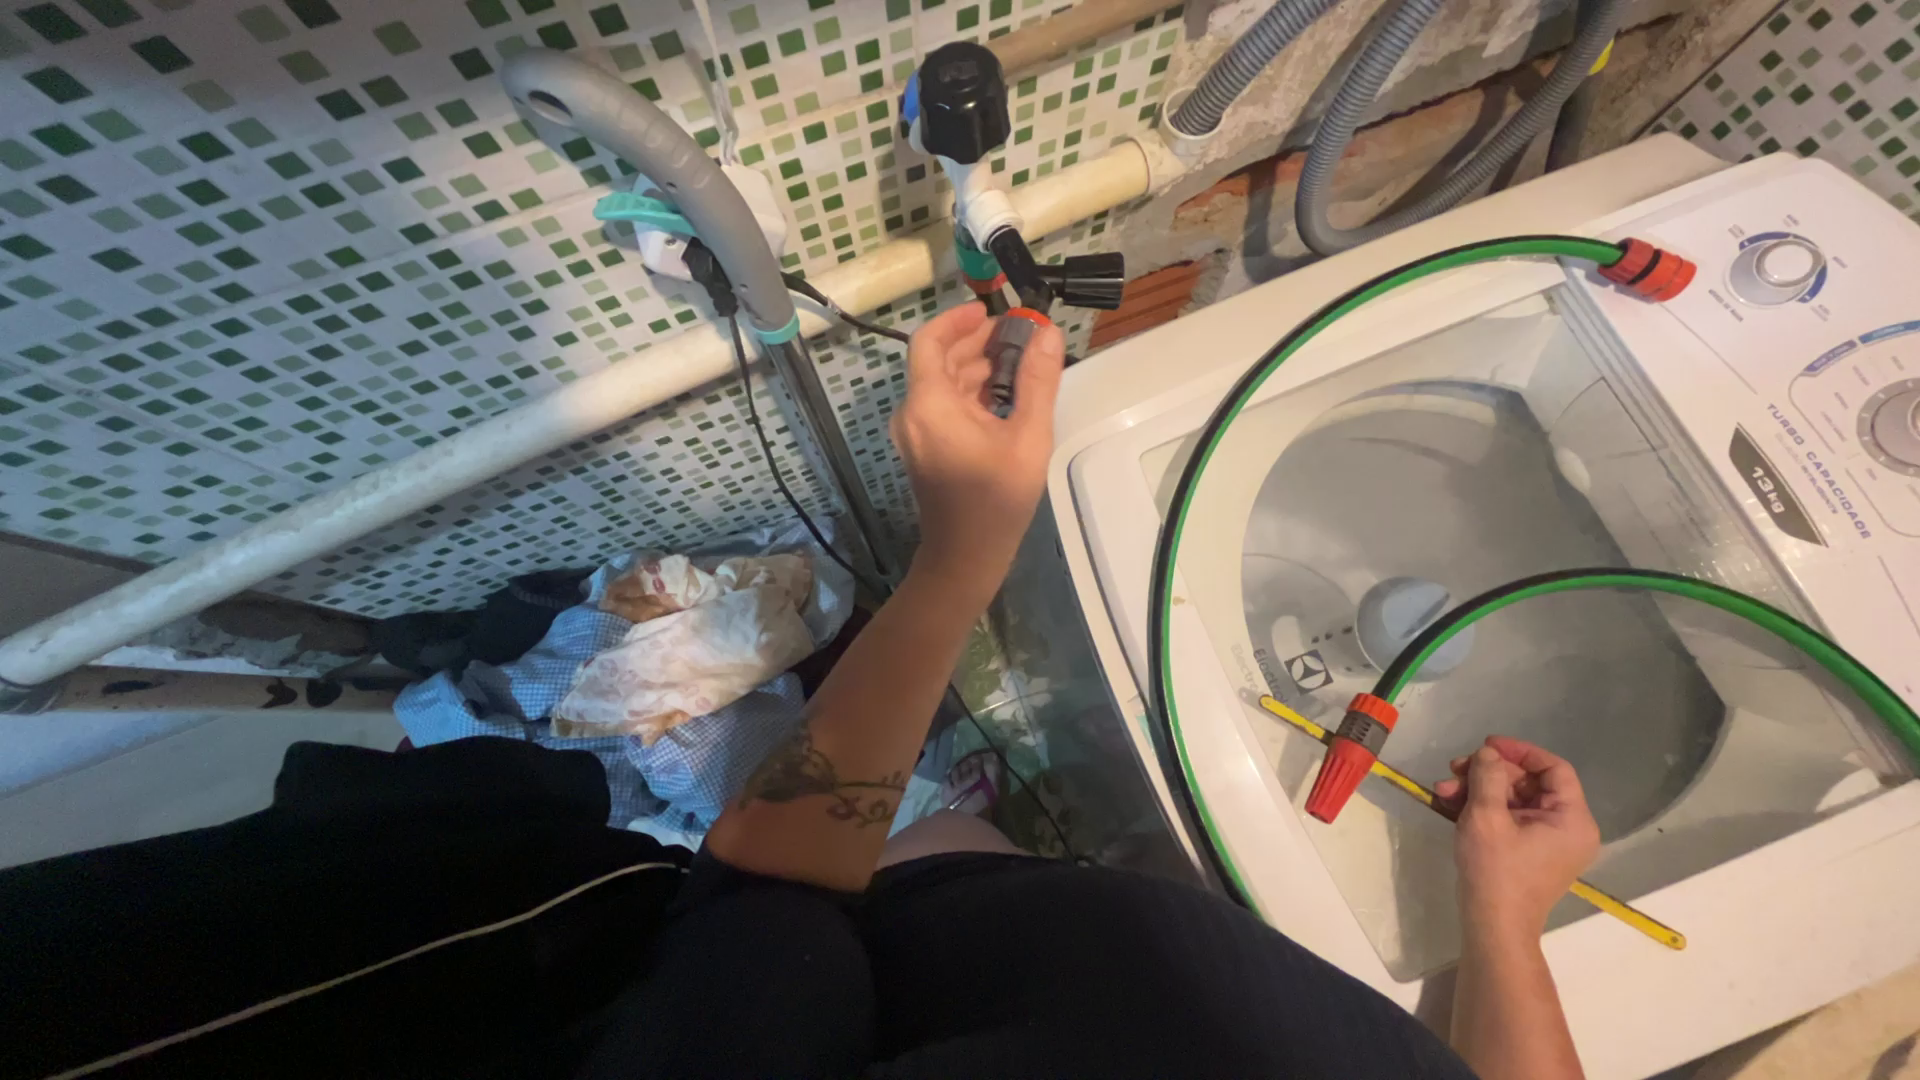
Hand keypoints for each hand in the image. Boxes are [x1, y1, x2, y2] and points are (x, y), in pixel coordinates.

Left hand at [892, 302, 1063, 603]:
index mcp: (929, 405)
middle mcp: (913, 413)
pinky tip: (1005, 397)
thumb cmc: (996, 501)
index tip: (992, 311)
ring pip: (941, 384)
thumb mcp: (1028, 438)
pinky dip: (969, 394)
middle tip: (1020, 337)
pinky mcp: (924, 448)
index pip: (929, 340)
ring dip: (976, 368)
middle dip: (976, 343)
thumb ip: (1038, 382)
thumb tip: (1048, 333)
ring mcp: (915, 433)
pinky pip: (943, 407)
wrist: (965, 557)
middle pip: (937, 360)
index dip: (958, 320)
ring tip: (1020, 364)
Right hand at [1436, 736, 1600, 943]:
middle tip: (1453, 769)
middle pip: (1528, 782)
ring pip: (1512, 797)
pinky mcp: (1528, 849)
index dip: (1520, 752)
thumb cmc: (1496, 868)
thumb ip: (1488, 777)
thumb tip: (1488, 754)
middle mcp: (1567, 827)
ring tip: (1443, 790)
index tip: (1485, 746)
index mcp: (1571, 819)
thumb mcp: (1487, 816)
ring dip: (1476, 789)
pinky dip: (1480, 807)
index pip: (1554, 769)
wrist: (1493, 921)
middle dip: (1487, 772)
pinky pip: (1507, 815)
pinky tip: (1449, 804)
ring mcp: (1547, 839)